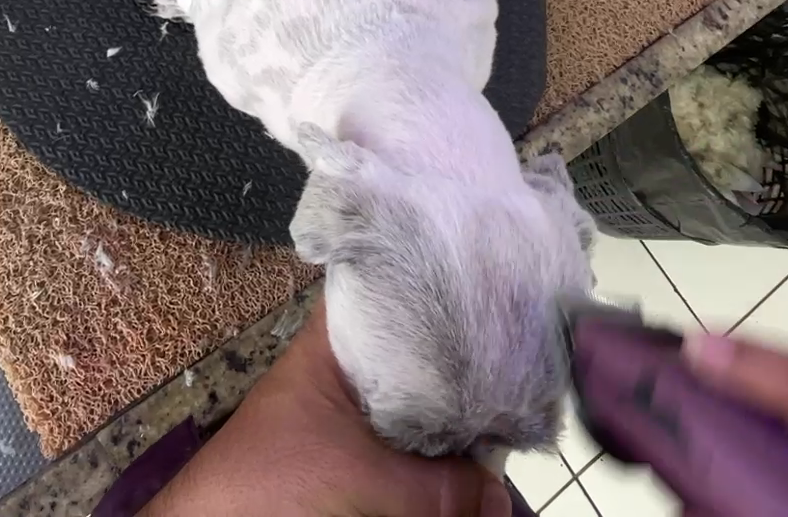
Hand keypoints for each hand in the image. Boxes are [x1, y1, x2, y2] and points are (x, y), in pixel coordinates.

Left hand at [140, 302, 510, 516]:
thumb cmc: (267, 479)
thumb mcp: (354, 477)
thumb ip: (434, 490)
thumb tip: (501, 497)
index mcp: (338, 336)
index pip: (398, 292)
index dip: (446, 294)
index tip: (497, 299)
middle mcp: (350, 359)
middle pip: (418, 348)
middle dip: (464, 361)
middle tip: (520, 361)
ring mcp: (356, 401)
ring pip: (419, 393)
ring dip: (457, 407)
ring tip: (514, 398)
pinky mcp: (360, 443)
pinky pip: (412, 434)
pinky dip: (441, 444)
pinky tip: (477, 446)